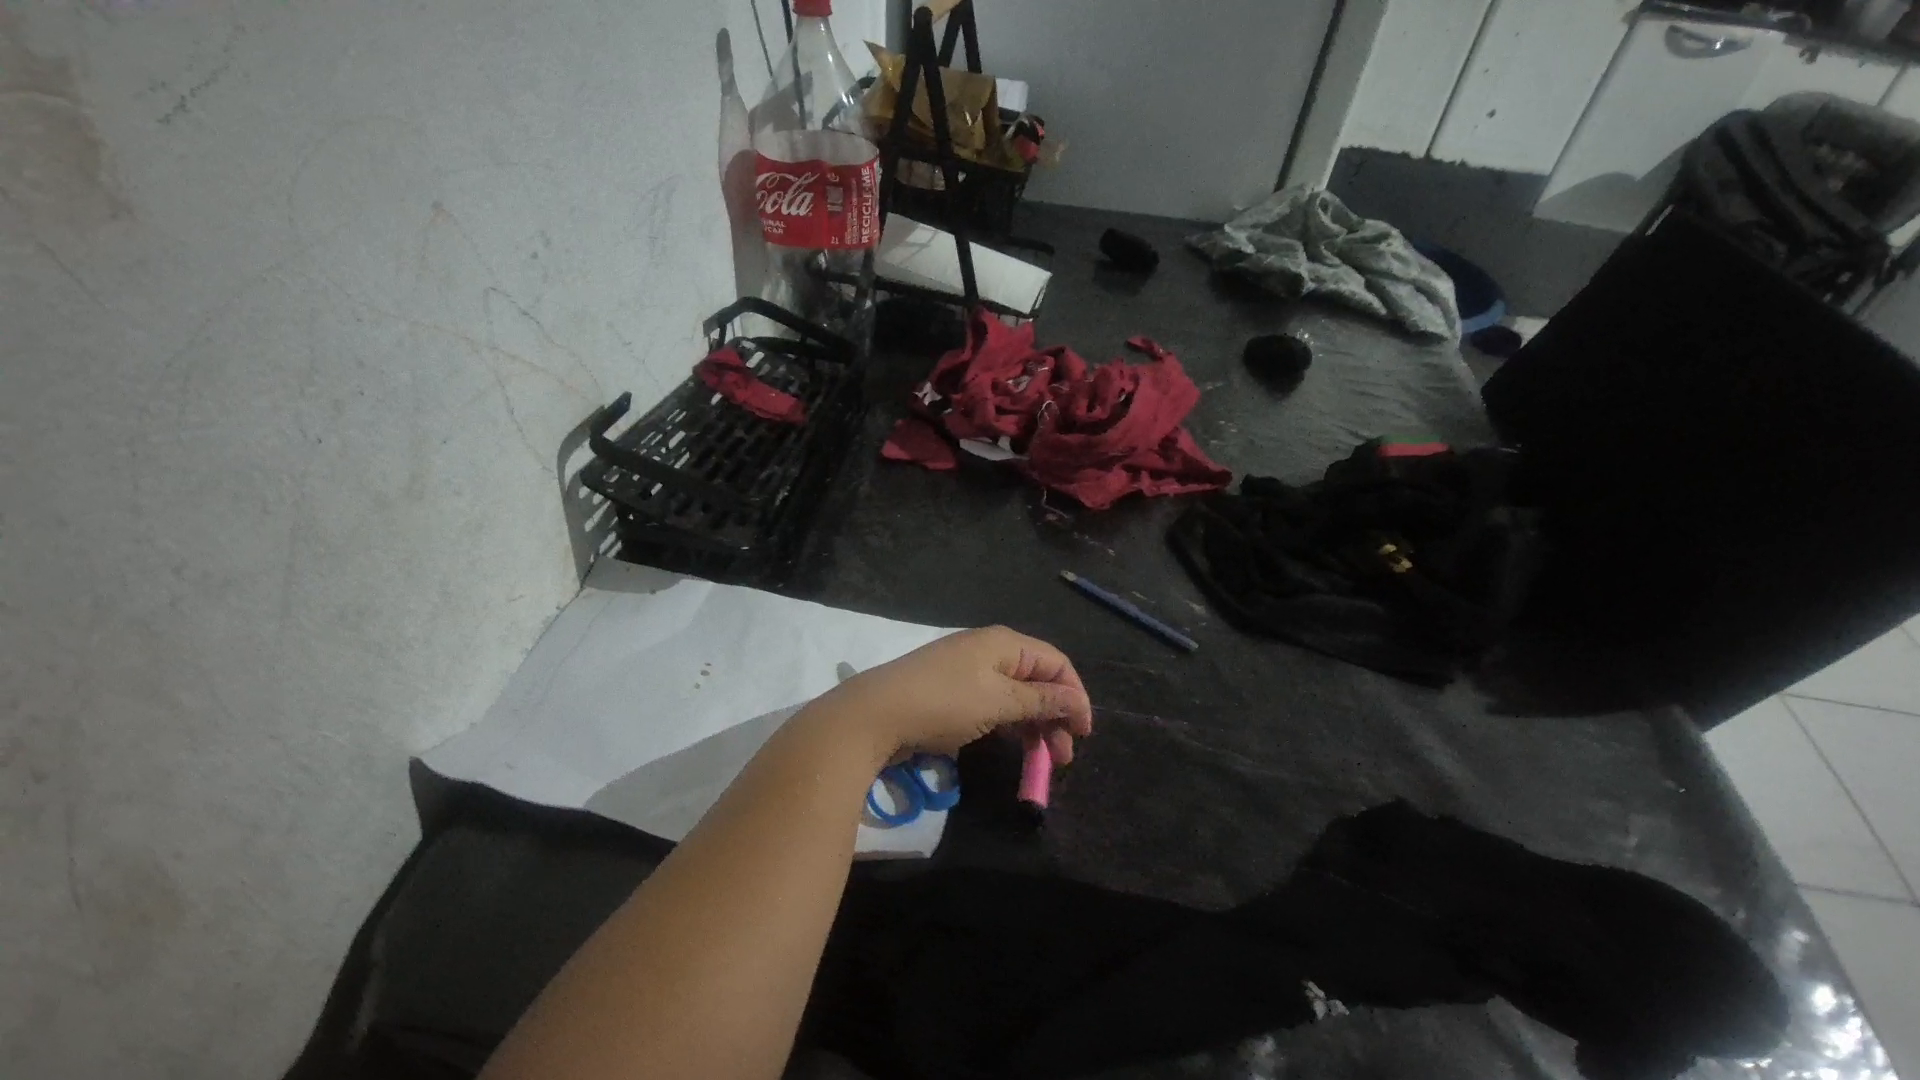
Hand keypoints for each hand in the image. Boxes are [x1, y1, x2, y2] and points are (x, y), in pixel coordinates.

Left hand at [807, 626, 1093, 768]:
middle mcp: (990, 652)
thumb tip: (1077, 700)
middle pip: (1038, 681)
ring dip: (1035, 727)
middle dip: (1056, 716)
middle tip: (1063, 757)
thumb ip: (1041, 701)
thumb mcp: (998, 702)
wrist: (874, 715)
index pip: (1056, 663)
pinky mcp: (953, 696)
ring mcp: (969, 674)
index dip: (1075, 696)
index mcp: (1004, 644)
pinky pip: (994, 707)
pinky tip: (1015, 747)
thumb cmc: (943, 703)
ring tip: (1043, 761)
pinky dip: (1010, 727)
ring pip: (1017, 698)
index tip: (1085, 734)